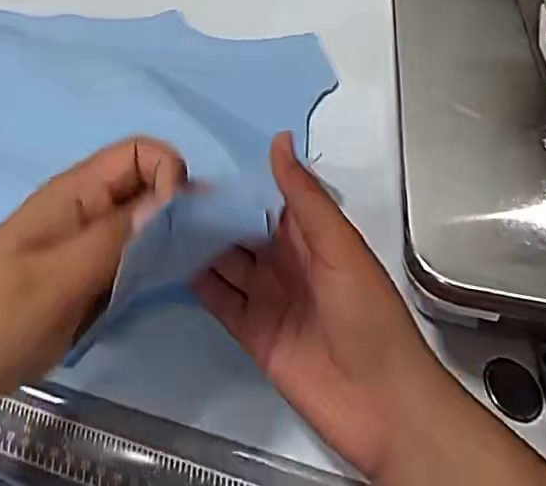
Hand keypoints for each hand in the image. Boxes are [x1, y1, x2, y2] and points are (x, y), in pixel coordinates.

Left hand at [0, 137, 187, 403]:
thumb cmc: (0, 317)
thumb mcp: (59, 278)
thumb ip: (115, 238)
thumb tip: (172, 199)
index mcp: (76, 191)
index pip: (138, 153)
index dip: (168, 172)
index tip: (183, 218)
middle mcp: (86, 205)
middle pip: (145, 180)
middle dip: (176, 202)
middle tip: (197, 244)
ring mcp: (87, 236)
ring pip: (143, 215)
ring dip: (168, 230)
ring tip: (189, 261)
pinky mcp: (89, 266)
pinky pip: (132, 247)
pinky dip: (154, 255)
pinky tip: (166, 277)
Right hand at [192, 132, 440, 474]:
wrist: (382, 405)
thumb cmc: (367, 314)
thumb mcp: (339, 245)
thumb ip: (305, 196)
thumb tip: (279, 140)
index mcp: (309, 237)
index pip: (266, 200)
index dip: (237, 185)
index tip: (200, 166)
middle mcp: (285, 262)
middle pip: (241, 231)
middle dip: (211, 214)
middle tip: (169, 194)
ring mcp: (267, 297)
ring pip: (225, 261)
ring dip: (199, 244)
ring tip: (162, 220)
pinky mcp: (253, 332)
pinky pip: (220, 300)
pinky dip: (198, 282)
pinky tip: (172, 261)